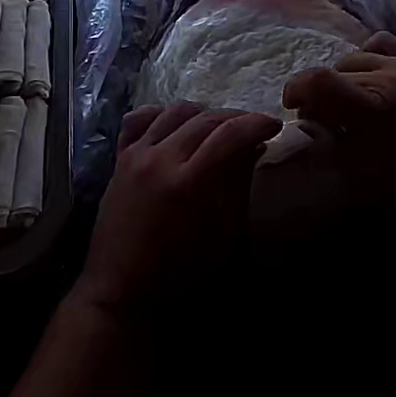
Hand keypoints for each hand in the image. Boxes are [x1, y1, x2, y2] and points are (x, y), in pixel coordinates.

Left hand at [75, 102, 279, 316]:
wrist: (120, 284)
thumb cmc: (178, 271)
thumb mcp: (221, 235)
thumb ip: (238, 186)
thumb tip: (255, 147)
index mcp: (188, 182)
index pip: (229, 135)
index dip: (257, 123)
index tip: (275, 124)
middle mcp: (160, 158)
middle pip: (205, 119)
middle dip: (235, 118)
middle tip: (253, 126)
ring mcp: (136, 154)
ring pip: (174, 112)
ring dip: (202, 114)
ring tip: (218, 127)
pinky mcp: (120, 157)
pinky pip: (139, 119)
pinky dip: (161, 115)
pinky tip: (175, 125)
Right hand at [282, 32, 395, 196]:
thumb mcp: (371, 178)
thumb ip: (333, 149)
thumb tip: (308, 133)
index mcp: (375, 109)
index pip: (316, 80)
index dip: (295, 91)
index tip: (293, 111)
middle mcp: (390, 77)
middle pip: (333, 70)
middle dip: (320, 94)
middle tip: (326, 123)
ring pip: (354, 58)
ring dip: (343, 80)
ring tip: (350, 105)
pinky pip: (382, 46)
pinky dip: (368, 61)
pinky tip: (373, 83)